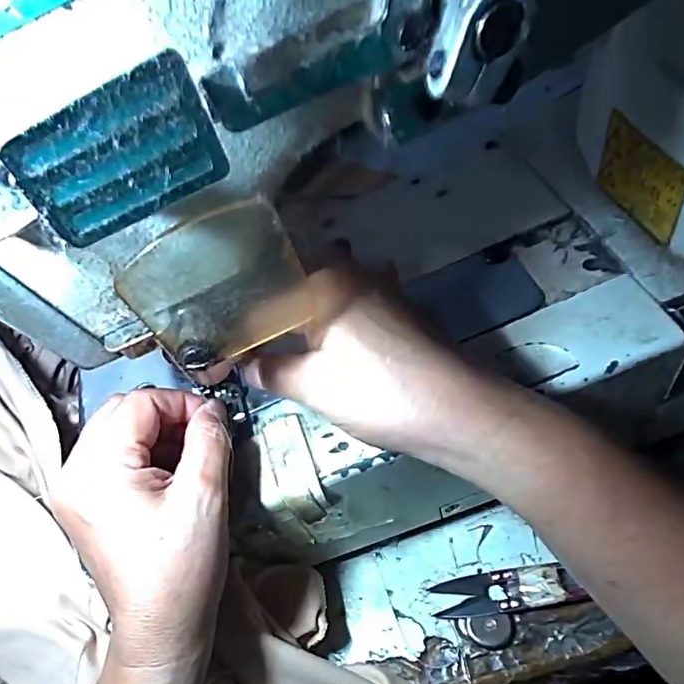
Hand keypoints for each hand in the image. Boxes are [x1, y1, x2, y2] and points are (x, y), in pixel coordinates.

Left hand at [50, 389, 232, 683]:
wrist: (161, 627)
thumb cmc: (182, 568)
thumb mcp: (204, 496)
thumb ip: (209, 439)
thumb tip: (211, 409)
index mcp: (95, 468)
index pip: (138, 402)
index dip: (182, 403)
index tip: (215, 423)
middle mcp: (71, 473)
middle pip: (121, 412)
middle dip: (168, 417)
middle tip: (205, 439)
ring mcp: (72, 490)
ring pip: (116, 433)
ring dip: (157, 435)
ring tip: (191, 461)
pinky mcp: (82, 505)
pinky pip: (112, 459)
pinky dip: (143, 456)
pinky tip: (171, 477)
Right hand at [244, 266, 515, 459]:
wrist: (453, 409)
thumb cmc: (374, 391)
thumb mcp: (310, 386)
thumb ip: (271, 370)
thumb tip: (245, 365)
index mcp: (324, 281)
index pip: (271, 280)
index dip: (247, 304)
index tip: (230, 327)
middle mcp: (356, 273)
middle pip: (308, 273)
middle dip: (283, 295)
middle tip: (259, 329)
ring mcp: (387, 291)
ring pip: (339, 287)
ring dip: (317, 304)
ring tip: (294, 335)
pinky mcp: (407, 316)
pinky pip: (362, 306)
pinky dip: (344, 319)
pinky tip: (338, 344)